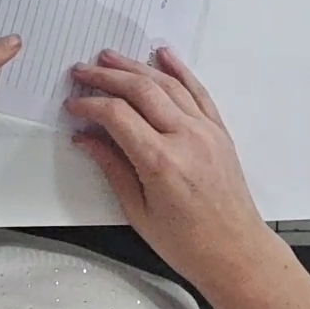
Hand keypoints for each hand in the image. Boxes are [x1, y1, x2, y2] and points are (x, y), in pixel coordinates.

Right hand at [67, 48, 279, 294]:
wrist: (236, 253)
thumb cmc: (187, 244)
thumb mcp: (138, 211)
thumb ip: (112, 167)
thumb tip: (85, 139)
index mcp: (161, 161)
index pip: (117, 115)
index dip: (90, 105)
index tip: (73, 104)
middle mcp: (185, 138)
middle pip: (140, 90)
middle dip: (106, 76)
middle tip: (82, 71)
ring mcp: (205, 130)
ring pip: (167, 84)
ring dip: (136, 66)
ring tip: (110, 57)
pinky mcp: (219, 130)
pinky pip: (198, 90)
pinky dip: (179, 69)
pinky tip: (163, 55)